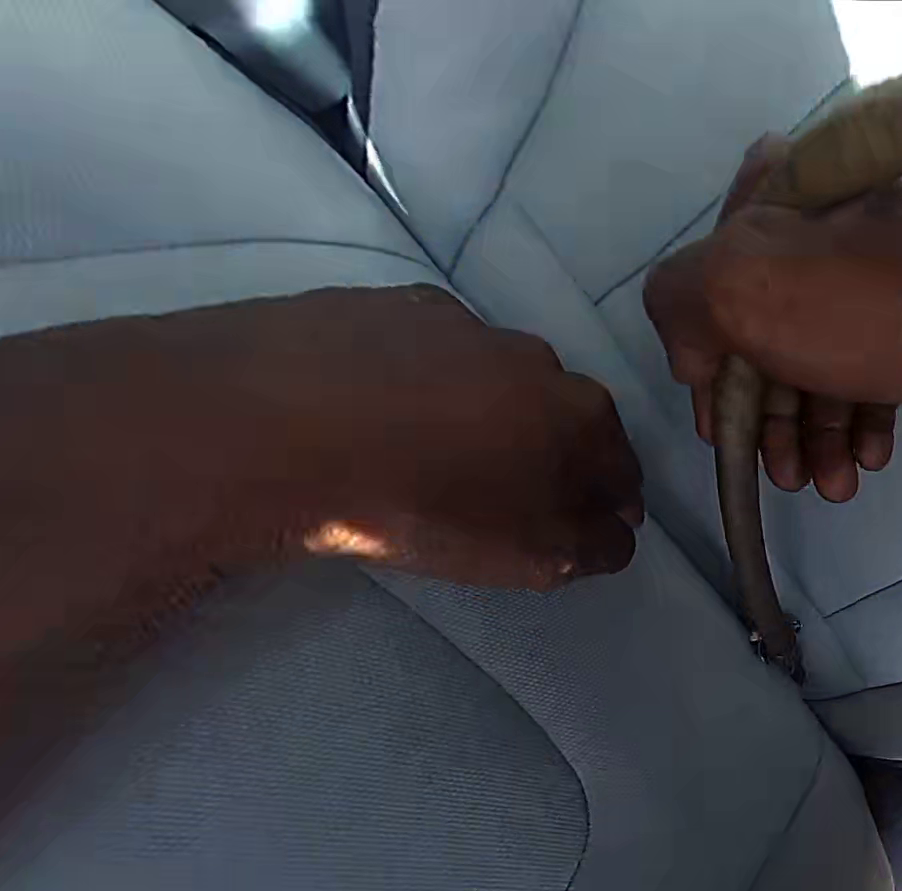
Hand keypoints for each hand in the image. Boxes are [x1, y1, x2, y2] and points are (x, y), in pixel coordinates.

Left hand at [2, 285, 644, 611]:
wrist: (257, 434)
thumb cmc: (427, 505)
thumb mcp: (538, 557)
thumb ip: (601, 547)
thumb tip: (618, 532)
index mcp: (586, 414)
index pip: (623, 467)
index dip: (611, 503)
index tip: (587, 527)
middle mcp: (540, 359)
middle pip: (565, 418)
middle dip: (555, 455)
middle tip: (513, 493)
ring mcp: (462, 324)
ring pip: (498, 380)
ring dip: (492, 412)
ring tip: (441, 450)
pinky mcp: (383, 303)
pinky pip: (427, 352)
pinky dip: (423, 380)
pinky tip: (384, 410)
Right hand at [643, 135, 901, 500]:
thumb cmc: (887, 305)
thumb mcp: (744, 285)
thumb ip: (680, 303)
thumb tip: (692, 347)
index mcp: (784, 198)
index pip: (714, 285)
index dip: (712, 363)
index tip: (719, 420)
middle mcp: (832, 234)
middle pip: (771, 342)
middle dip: (770, 420)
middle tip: (778, 469)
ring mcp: (880, 286)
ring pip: (820, 371)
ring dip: (815, 438)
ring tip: (829, 481)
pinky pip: (868, 383)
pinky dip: (859, 428)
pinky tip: (867, 460)